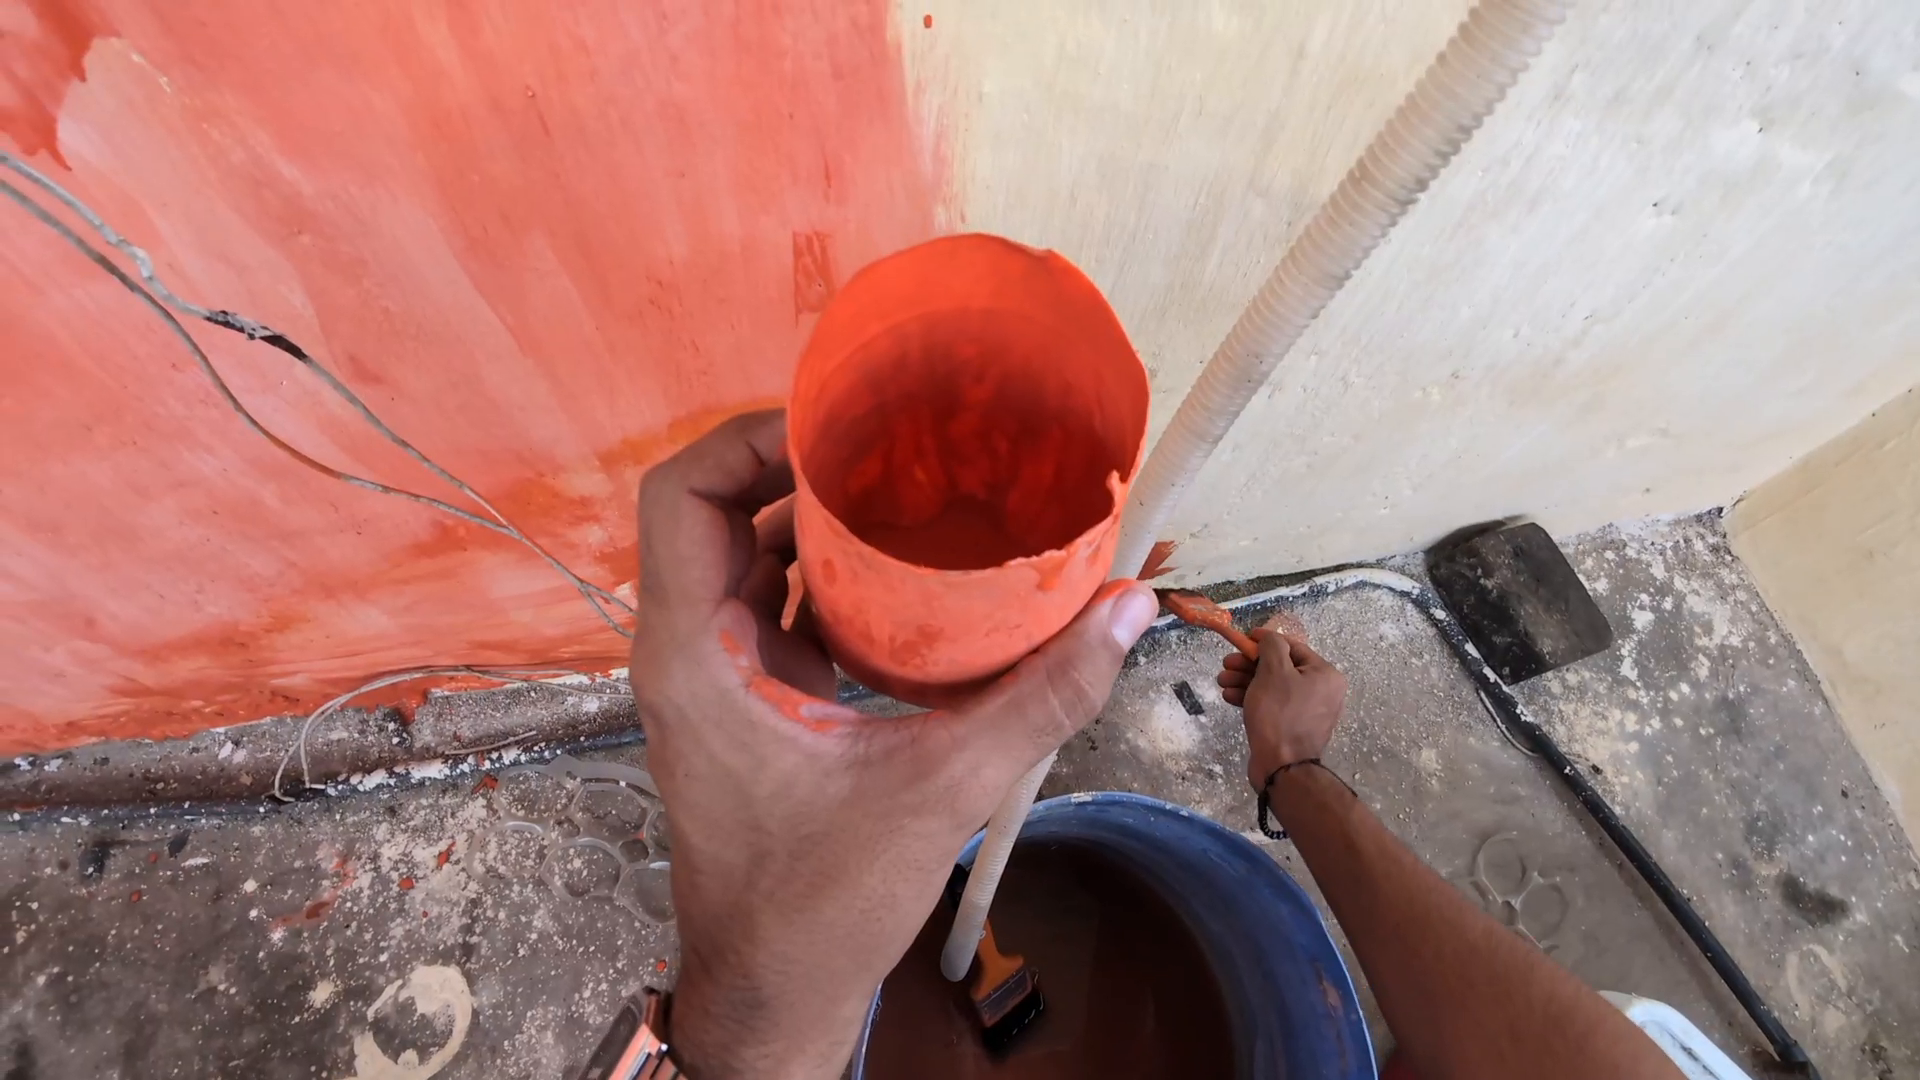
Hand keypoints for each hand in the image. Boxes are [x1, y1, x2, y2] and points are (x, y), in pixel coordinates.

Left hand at [629, 409, 1158, 1079]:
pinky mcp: (750, 691)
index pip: (685, 495)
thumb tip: (1128, 610)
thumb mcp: (944, 789)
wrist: (775, 988)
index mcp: (697, 654)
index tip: (838, 427)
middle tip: (889, 445)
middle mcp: (690, 647)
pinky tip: (895, 569)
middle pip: (719, 511)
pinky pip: (773, 598)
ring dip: (813, 517)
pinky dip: (823, 568)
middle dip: (796, 467)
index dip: (748, 440)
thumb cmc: (826, 902)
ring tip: (900, 487)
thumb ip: (1042, 697)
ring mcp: (717, 670)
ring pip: (746, 553)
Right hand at [1216, 629, 1347, 789]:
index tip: (1243, 638)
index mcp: (1325, 674)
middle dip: (1249, 664)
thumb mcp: (1273, 671)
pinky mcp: (1292, 725)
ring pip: (1272, 686)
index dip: (1265, 641)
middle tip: (1226, 664)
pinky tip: (1230, 697)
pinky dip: (1251, 698)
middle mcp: (1321, 690)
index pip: (1292, 647)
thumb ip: (1272, 647)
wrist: (1282, 766)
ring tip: (1222, 682)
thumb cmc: (1279, 713)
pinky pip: (1272, 703)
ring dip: (1245, 680)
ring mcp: (1307, 710)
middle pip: (1279, 667)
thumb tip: (1269, 639)